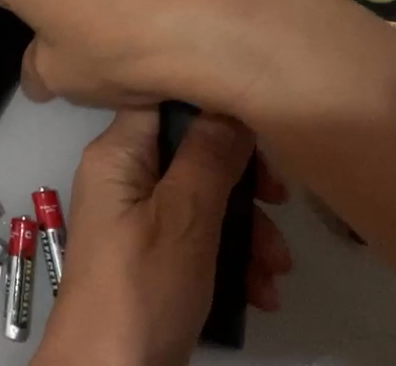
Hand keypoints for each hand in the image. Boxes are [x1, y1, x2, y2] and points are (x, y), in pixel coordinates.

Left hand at [34, 109, 292, 365]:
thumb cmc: (142, 286)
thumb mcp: (184, 218)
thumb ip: (208, 159)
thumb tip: (227, 105)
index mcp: (116, 153)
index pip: (162, 103)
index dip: (210, 108)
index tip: (257, 130)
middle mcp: (122, 176)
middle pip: (191, 154)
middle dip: (242, 183)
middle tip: (279, 205)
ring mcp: (136, 217)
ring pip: (202, 201)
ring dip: (246, 232)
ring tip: (275, 270)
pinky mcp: (152, 255)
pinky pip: (197, 239)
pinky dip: (231, 261)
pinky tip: (260, 293)